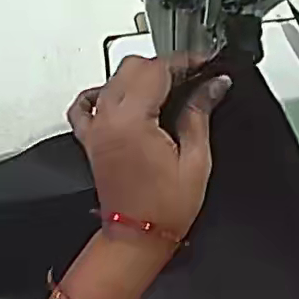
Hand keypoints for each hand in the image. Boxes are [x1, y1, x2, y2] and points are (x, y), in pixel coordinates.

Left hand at [68, 56, 230, 243]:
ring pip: (111, 80)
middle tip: (192, 78)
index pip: (157, 69)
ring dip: (138, 77)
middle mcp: (108, 121)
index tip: (204, 64)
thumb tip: (213, 85)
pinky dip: (101, 95)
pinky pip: (85, 106)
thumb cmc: (163, 209)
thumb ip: (199, 114)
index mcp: (132, 121)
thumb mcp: (195, 160)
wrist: (137, 238)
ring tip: (166, 89)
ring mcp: (95, 130)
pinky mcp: (90, 141)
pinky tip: (120, 97)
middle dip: (164, 66)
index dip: (185, 61)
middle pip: (132, 67)